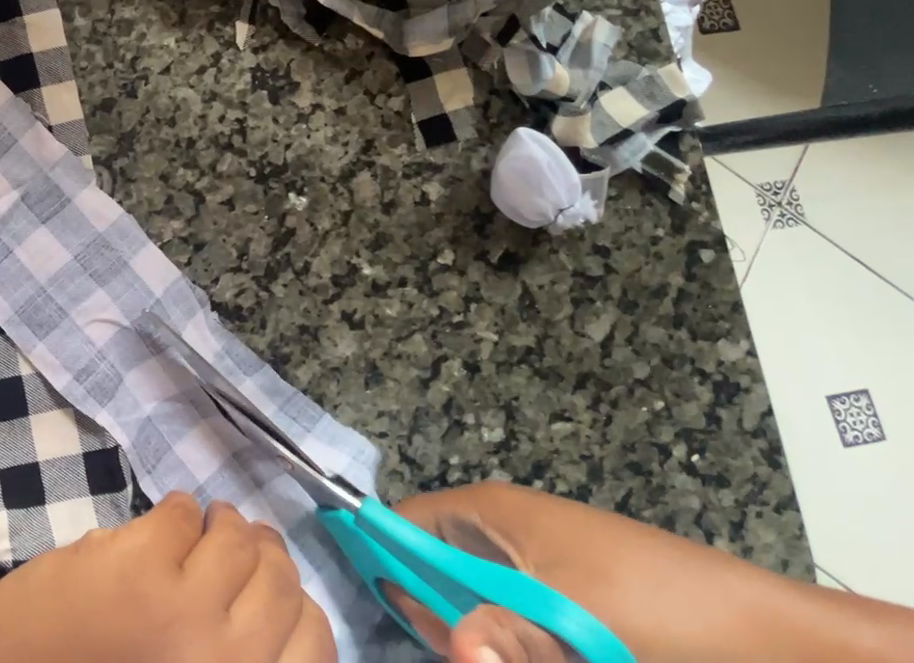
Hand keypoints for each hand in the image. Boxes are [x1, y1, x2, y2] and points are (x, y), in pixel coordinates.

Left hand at [0, 492, 333, 661]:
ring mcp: (185, 608)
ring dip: (226, 523)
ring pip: (237, 539)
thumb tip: (279, 607)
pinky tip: (167, 520)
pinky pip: (183, 514)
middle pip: (281, 582)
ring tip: (208, 523)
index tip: (277, 588)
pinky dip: (180, 509)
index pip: (316, 642)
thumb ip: (233, 655)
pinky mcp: (141, 562)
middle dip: (267, 554)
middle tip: (247, 541)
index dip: (300, 606)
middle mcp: (229, 657)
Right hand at [388, 481, 913, 662]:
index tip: (374, 606)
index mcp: (489, 509)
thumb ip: (505, 634)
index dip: (381, 558)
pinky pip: (512, 616)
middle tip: (447, 647)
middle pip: (433, 563)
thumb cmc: (663, 610)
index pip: (403, 521)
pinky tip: (518, 655)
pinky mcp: (567, 598)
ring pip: (473, 597)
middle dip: (430, 609)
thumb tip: (453, 648)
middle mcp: (503, 528)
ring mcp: (537, 562)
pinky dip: (507, 641)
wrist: (783, 641)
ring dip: (472, 631)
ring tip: (482, 652)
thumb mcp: (578, 624)